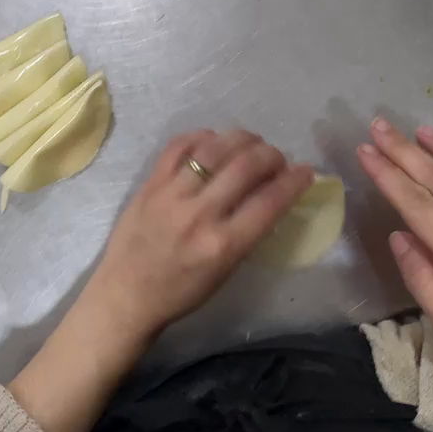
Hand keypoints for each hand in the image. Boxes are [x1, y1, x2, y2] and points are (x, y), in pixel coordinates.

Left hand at [81, 129, 315, 343]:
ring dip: (241, 139)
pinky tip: (214, 140)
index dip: (295, 181)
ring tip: (251, 141)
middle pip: (246, 167)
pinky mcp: (150, 183)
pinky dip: (201, 137)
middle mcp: (199, 215)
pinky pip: (179, 146)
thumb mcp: (226, 271)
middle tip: (277, 157)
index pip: (270, 202)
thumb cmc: (181, 292)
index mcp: (223, 245)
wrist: (126, 294)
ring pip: (214, 149)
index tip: (306, 171)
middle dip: (271, 155)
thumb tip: (272, 193)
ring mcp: (171, 195)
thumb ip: (248, 232)